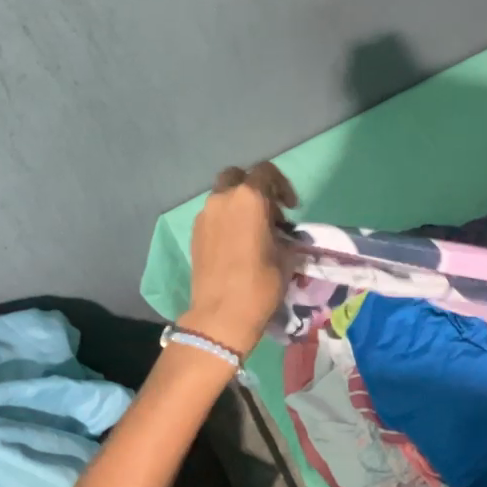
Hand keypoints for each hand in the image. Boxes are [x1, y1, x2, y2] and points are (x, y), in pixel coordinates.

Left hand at [178, 163, 298, 354]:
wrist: (221, 314)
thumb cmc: (261, 284)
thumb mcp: (286, 258)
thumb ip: (285, 237)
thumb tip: (282, 235)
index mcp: (248, 199)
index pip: (266, 172)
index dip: (282, 185)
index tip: (291, 207)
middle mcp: (222, 199)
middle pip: (237, 177)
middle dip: (254, 188)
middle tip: (269, 213)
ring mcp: (204, 215)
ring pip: (223, 196)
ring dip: (239, 206)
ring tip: (254, 232)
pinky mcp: (195, 233)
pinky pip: (213, 216)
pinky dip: (226, 221)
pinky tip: (237, 245)